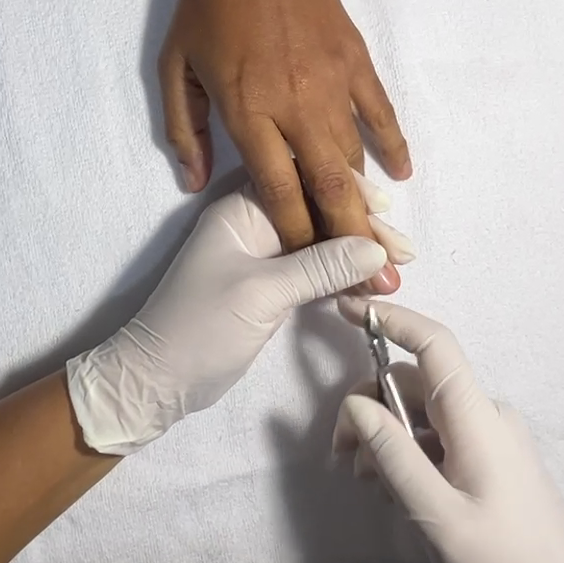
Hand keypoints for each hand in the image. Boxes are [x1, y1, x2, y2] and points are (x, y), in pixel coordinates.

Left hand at [66, 185, 401, 454]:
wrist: (159, 378)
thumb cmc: (200, 326)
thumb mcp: (261, 293)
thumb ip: (320, 266)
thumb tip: (377, 249)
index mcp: (241, 209)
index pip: (303, 184)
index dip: (347, 195)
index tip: (387, 212)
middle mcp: (252, 223)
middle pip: (317, 211)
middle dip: (361, 229)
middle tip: (404, 254)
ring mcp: (260, 254)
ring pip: (320, 241)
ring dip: (357, 254)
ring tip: (398, 272)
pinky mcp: (267, 284)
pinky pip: (312, 268)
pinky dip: (341, 275)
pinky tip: (370, 283)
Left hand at [159, 0, 410, 291]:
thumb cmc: (209, 7)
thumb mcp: (175, 67)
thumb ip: (185, 130)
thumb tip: (196, 183)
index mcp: (248, 113)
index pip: (279, 193)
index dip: (298, 238)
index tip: (313, 271)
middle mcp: (295, 109)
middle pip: (328, 188)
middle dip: (349, 241)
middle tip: (370, 281)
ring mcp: (333, 87)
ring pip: (356, 160)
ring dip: (368, 206)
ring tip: (384, 245)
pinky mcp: (357, 66)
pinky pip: (381, 116)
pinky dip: (392, 147)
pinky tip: (398, 176)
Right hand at [333, 301, 563, 562]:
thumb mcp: (438, 514)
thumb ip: (393, 454)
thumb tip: (354, 404)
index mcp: (478, 419)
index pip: (434, 344)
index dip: (390, 318)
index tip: (345, 308)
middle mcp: (484, 418)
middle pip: (413, 384)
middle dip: (370, 409)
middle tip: (342, 455)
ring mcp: (488, 440)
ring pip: (420, 414)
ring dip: (385, 437)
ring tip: (369, 483)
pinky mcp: (488, 462)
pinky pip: (435, 438)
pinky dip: (406, 453)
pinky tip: (394, 491)